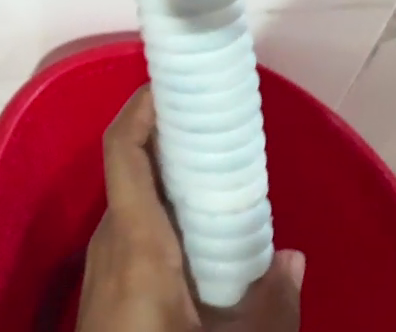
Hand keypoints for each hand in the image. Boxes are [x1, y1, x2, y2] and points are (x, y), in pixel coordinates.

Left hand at [75, 87, 303, 331]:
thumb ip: (270, 309)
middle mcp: (110, 242)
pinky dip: (163, 218)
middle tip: (214, 132)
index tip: (172, 85)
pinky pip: (133, 234)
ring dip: (167, 182)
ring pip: (132, 204)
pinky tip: (200, 242)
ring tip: (217, 178)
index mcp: (136, 242)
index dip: (142, 108)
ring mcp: (102, 267)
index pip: (124, 149)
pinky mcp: (106, 293)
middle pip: (131, 170)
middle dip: (167, 142)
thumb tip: (293, 260)